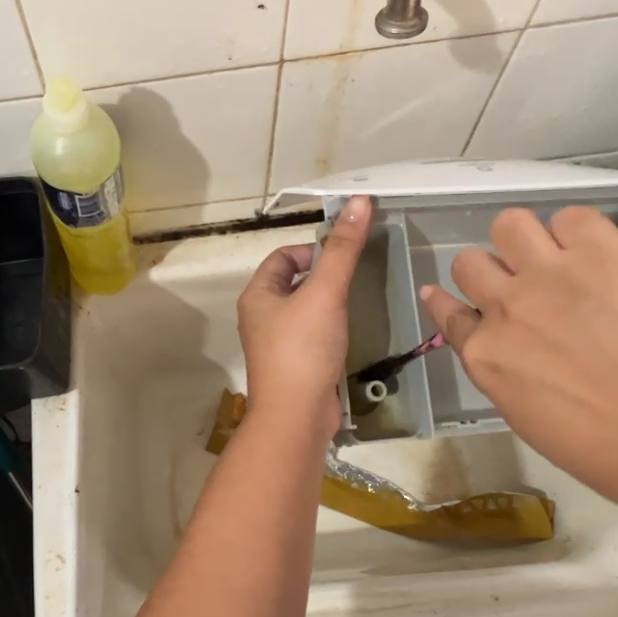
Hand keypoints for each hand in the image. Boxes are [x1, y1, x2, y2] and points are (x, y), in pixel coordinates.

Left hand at [239, 195, 371, 442]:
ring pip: (306, 312)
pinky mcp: (296, 366)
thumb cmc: (303, 349)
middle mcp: (261, 318)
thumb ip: (343, 249)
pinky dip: (333, 331)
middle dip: (325, 277)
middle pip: (295, 283)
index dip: (312, 249)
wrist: (297, 415)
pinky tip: (353, 333)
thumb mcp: (324, 292)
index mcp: (257, 296)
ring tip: (358, 303)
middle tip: (356, 278)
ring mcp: (277, 345)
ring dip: (330, 305)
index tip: (344, 255)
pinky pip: (315, 337)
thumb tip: (360, 201)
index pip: (282, 257)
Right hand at [418, 206, 617, 505]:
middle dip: (489, 273)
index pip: (450, 314)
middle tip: (521, 286)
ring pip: (509, 225)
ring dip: (523, 241)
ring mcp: (552, 273)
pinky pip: (572, 217)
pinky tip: (595, 253)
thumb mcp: (528, 415)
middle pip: (469, 263)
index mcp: (485, 355)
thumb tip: (506, 348)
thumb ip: (506, 371)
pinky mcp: (604, 250)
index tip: (452, 297)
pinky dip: (576, 231)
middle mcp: (506, 306)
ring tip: (553, 258)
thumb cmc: (606, 448)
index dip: (449, 303)